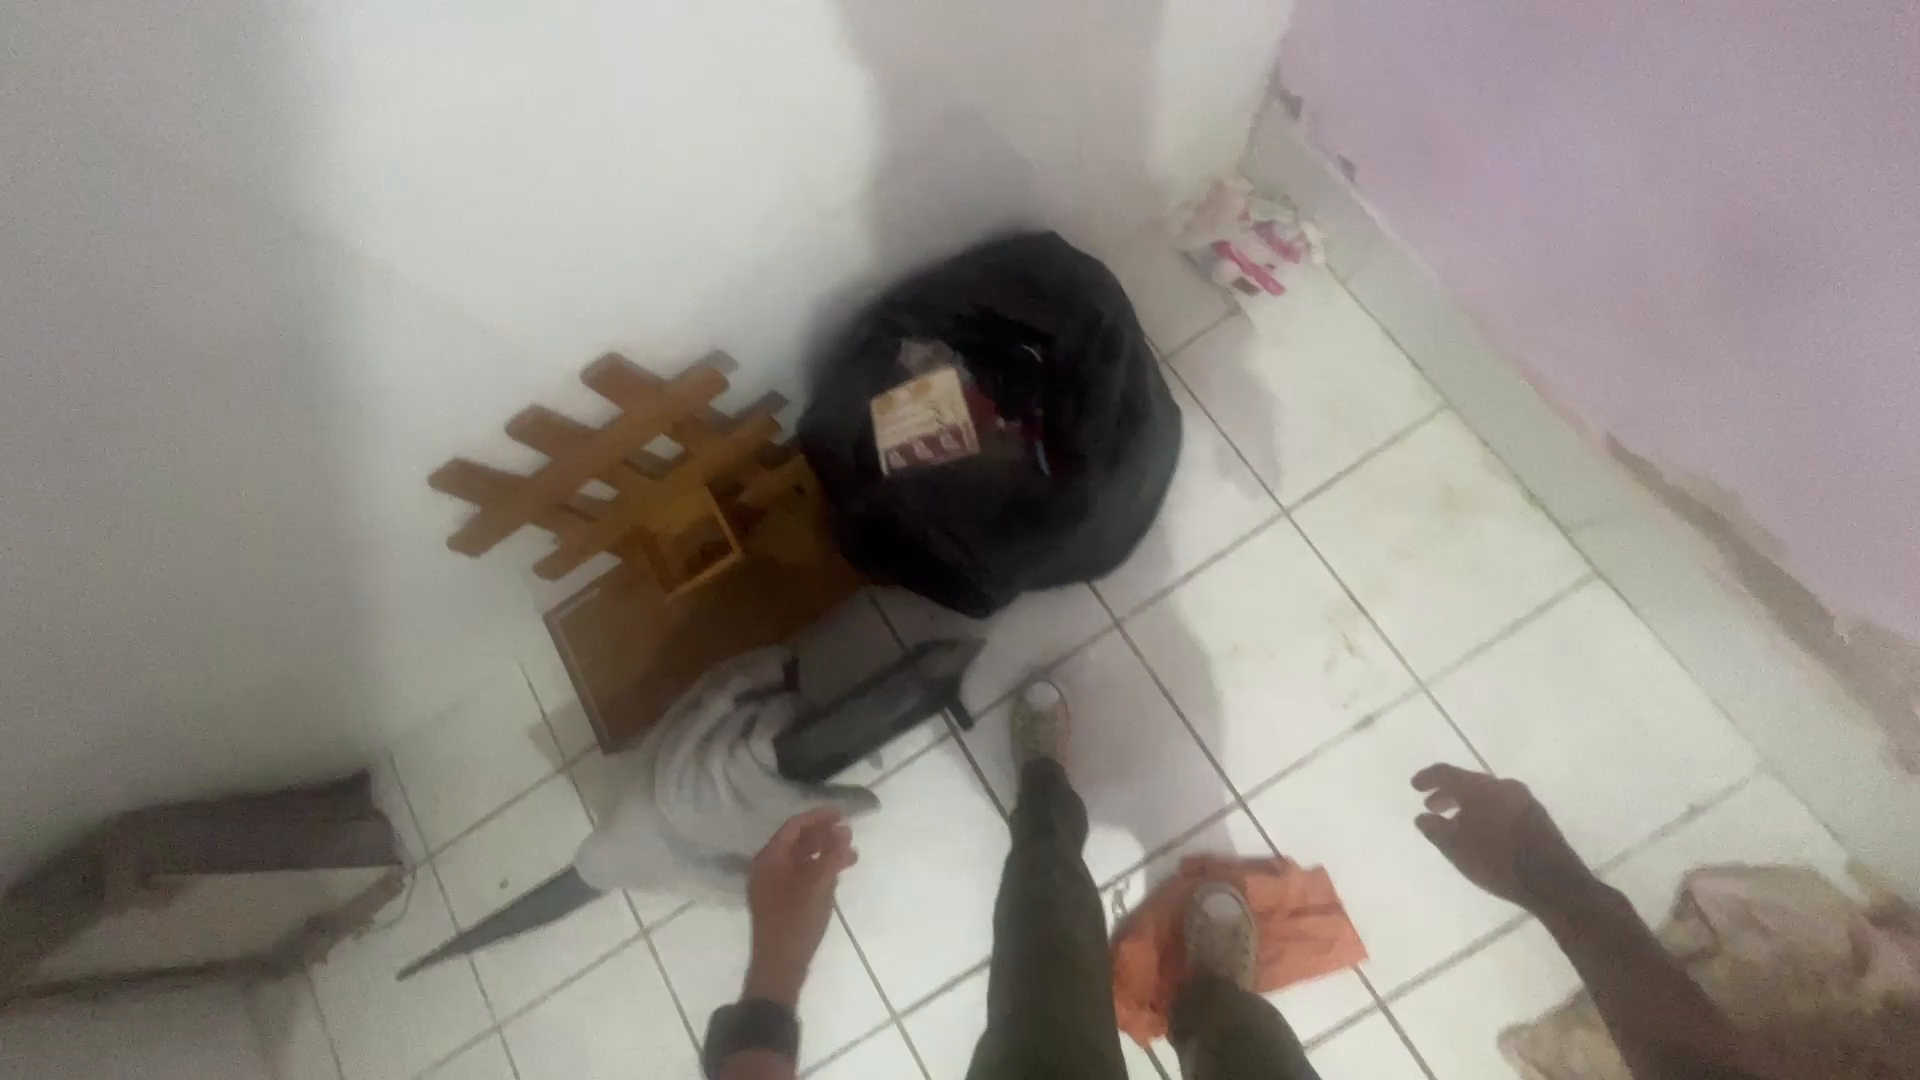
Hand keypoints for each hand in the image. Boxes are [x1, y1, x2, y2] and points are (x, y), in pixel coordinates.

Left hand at [741, 806, 857, 1005]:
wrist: (779, 969)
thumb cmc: (795, 922)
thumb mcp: (817, 886)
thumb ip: (831, 855)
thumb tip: (845, 832)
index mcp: (769, 860)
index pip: (794, 827)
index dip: (818, 816)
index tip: (841, 813)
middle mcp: (768, 868)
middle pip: (798, 840)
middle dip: (824, 834)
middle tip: (849, 831)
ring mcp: (775, 885)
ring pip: (803, 858)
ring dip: (826, 851)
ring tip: (851, 851)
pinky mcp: (784, 900)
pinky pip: (803, 873)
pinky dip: (822, 868)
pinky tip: (841, 869)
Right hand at [1411, 764, 1597, 915]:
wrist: (1557, 886)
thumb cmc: (1497, 861)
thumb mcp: (1454, 847)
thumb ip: (1433, 828)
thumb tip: (1423, 817)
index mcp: (1479, 788)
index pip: (1446, 773)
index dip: (1427, 778)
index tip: (1415, 787)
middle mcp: (1503, 786)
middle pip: (1468, 782)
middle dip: (1447, 794)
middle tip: (1433, 807)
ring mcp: (1525, 801)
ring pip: (1488, 795)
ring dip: (1468, 805)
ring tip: (1457, 823)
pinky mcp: (1540, 818)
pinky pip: (1504, 806)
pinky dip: (1487, 812)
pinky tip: (1483, 832)